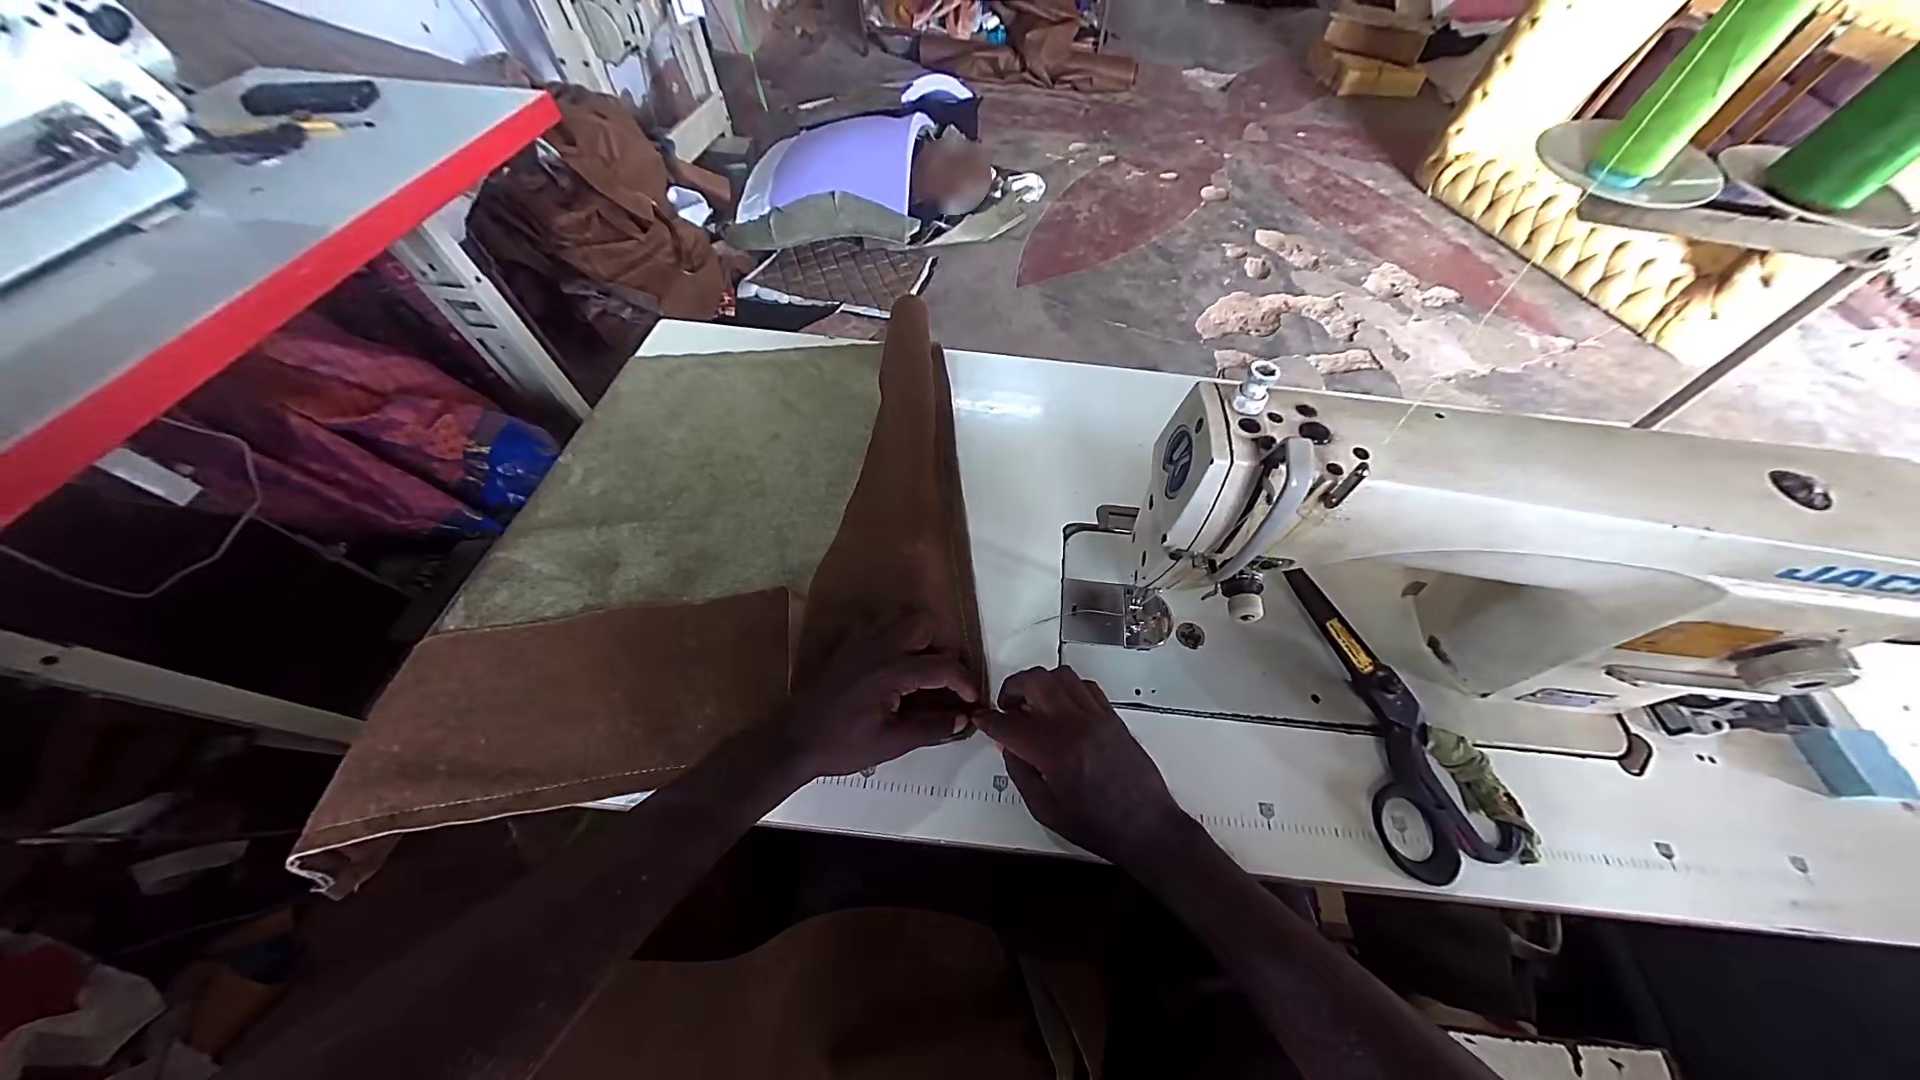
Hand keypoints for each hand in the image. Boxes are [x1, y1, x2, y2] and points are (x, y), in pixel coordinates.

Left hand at [776, 613, 978, 779]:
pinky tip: (896, 660)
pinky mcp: (847, 643)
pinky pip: (880, 622)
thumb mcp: (891, 744)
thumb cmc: (841, 745)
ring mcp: (861, 640)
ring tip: (925, 665)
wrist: (793, 740)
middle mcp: (879, 646)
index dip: (964, 682)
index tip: (972, 699)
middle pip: (926, 623)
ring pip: (903, 616)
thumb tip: (961, 718)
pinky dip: (896, 633)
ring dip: (921, 635)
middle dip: (945, 646)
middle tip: (947, 676)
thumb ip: (931, 727)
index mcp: (892, 672)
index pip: (942, 666)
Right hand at [976, 666, 1194, 868]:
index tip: (982, 718)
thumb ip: (1020, 772)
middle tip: (1006, 704)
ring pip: (1060, 676)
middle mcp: (1073, 724)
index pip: (1009, 723)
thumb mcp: (1045, 808)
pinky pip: (1085, 686)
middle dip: (1012, 687)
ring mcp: (1095, 716)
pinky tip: (1062, 704)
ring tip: (1033, 700)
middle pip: (1034, 682)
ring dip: (1040, 682)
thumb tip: (1008, 747)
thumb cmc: (1097, 824)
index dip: (989, 720)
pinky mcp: (1112, 717)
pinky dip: (1067, 687)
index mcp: (1052, 750)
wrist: (1146, 827)